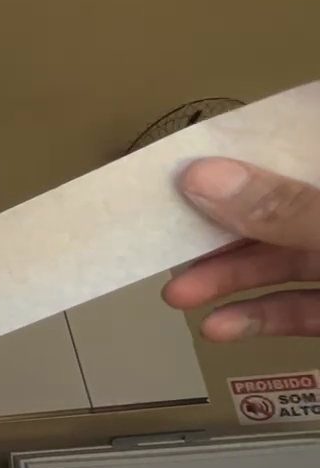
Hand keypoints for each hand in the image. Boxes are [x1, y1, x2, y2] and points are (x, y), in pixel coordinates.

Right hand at [165, 157, 319, 338]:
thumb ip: (288, 208)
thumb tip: (198, 175)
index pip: (300, 140)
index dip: (250, 143)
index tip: (190, 152)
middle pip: (282, 207)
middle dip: (219, 228)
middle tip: (163, 239)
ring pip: (287, 258)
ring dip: (225, 277)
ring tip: (178, 295)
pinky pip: (304, 305)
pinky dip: (259, 316)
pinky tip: (220, 326)